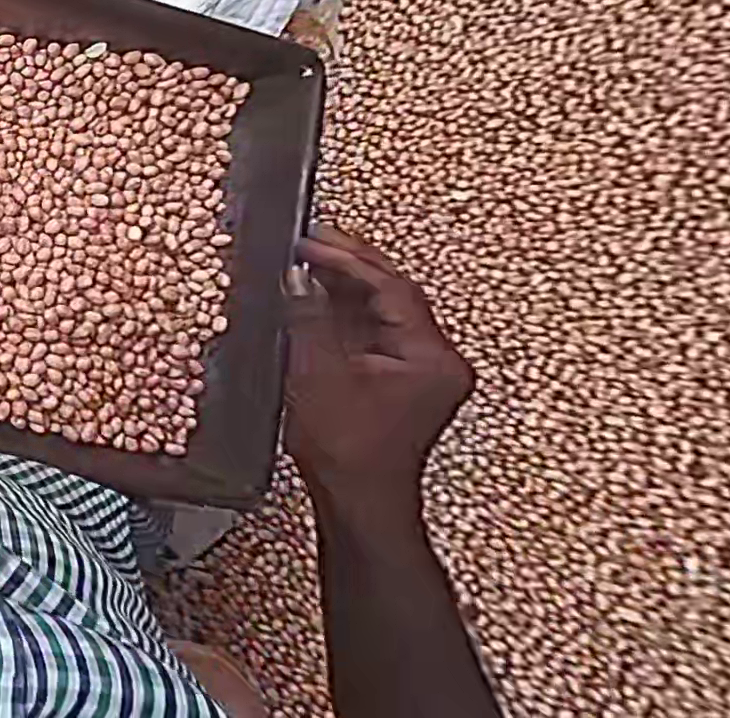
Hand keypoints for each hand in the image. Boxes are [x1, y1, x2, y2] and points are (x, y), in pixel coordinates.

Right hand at [283, 225, 473, 507]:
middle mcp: (434, 357)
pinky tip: (312, 290)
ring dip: (343, 280)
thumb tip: (295, 275)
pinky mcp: (391, 374)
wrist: (357, 493)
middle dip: (352, 261)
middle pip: (394, 293)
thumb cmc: (343, 441)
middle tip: (311, 234)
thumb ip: (309, 319)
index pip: (394, 291)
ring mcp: (415, 366)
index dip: (348, 261)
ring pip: (381, 307)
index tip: (307, 243)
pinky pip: (369, 326)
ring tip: (306, 253)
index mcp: (431, 357)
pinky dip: (340, 305)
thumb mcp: (319, 374)